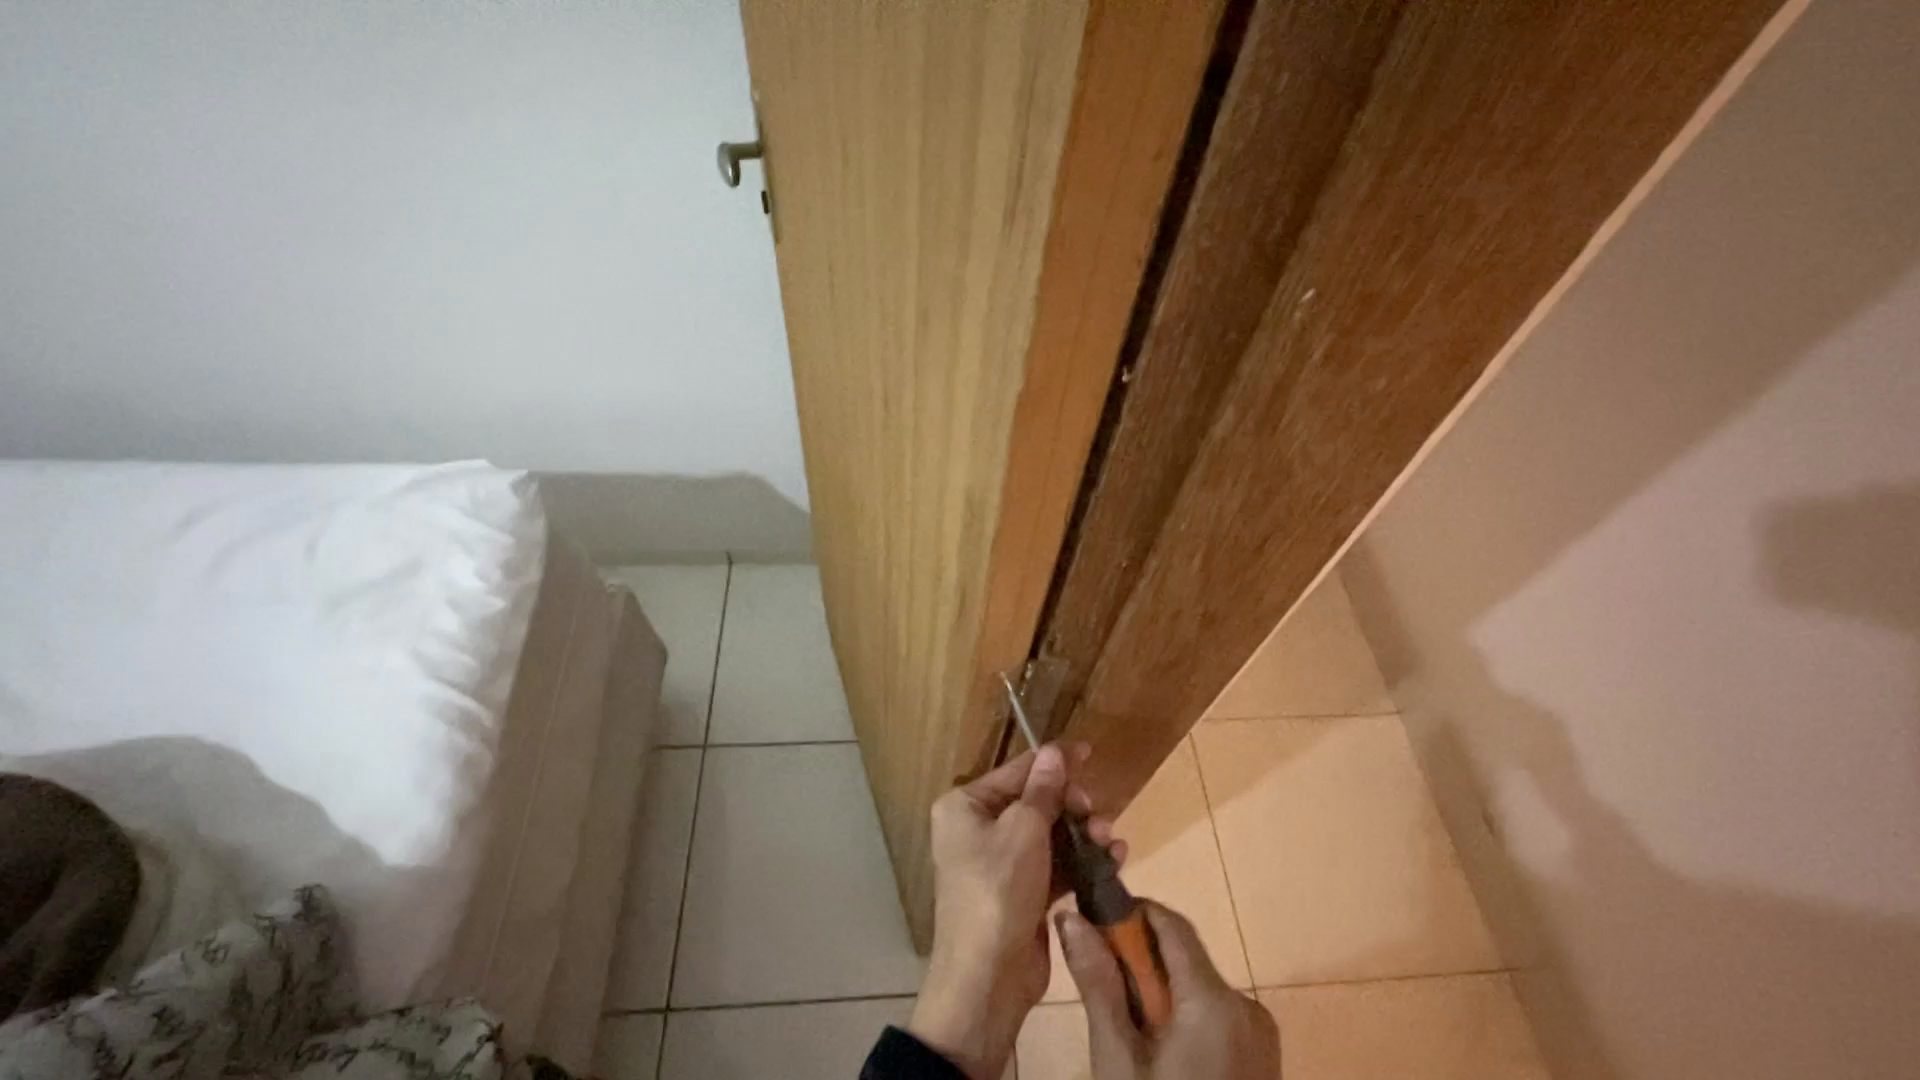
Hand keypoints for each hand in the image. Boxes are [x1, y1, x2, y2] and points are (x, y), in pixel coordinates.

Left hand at [909, 743, 1121, 1079]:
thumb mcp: (1023, 830)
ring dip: (1083, 834)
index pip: (1017, 771)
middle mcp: (978, 829)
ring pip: (1050, 834)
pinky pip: (1056, 865)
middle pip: (1036, 802)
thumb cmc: (998, 890)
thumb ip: (1043, 790)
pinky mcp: (1023, 893)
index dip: (1054, 761)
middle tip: (1095, 815)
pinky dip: (1081, 861)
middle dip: (1072, 806)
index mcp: (965, 806)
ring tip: (1109, 842)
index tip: (1089, 751)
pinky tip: (1113, 859)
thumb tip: (1054, 752)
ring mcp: (1001, 863)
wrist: (988, 977)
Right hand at [1057, 901, 1280, 1079]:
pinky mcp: (1265, 1061)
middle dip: (1140, 966)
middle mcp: (1248, 1007)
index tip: (1093, 928)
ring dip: (1160, 997)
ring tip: (1129, 1042)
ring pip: (1198, 989)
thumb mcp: (1118, 1060)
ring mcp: (1262, 1037)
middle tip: (1102, 997)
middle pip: (1184, 958)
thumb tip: (1070, 917)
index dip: (1130, 915)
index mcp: (1214, 1002)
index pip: (1170, 923)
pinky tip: (1161, 1061)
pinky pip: (1217, 1018)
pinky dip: (1185, 1022)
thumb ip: (1097, 983)